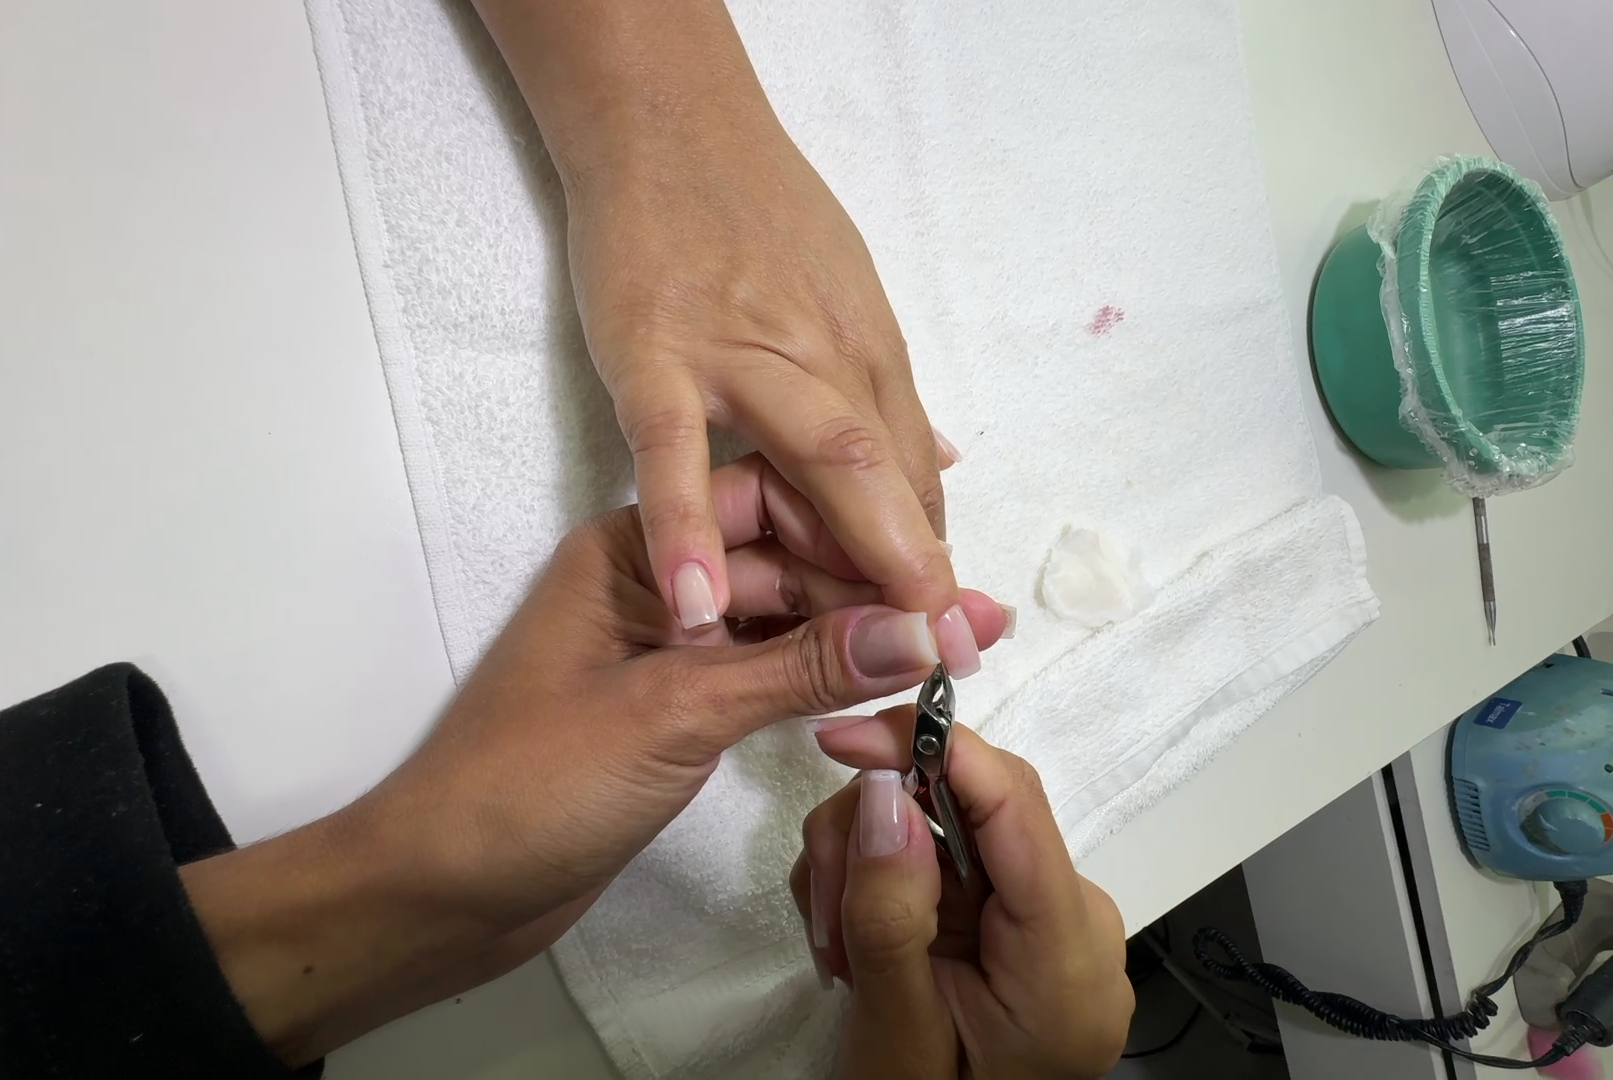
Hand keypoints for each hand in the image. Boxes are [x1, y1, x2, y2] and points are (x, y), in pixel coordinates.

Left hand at [181, 455, 1006, 1063]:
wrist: (447, 890)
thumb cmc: (533, 781)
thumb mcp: (676, 712)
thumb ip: (802, 668)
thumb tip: (921, 633)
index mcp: (640, 546)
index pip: (768, 505)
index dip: (854, 533)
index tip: (936, 572)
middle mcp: (666, 578)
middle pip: (791, 564)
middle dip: (877, 593)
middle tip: (973, 619)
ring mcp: (680, 640)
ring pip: (791, 619)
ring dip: (865, 636)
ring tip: (958, 648)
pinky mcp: (688, 696)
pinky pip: (774, 667)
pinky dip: (829, 674)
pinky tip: (893, 676)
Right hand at [471, 0, 969, 668]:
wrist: (671, 123)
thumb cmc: (760, 218)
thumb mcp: (849, 300)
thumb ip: (888, 395)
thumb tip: (944, 463)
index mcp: (868, 353)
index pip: (913, 472)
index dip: (933, 551)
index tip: (952, 620)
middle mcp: (825, 358)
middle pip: (890, 476)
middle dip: (925, 572)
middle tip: (955, 661)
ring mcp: (741, 356)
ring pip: (817, 461)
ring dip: (851, 560)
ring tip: (868, 654)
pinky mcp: (657, 355)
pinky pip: (676, 451)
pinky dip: (690, 527)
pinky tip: (701, 605)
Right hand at [792, 717, 1133, 1078]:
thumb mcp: (896, 1036)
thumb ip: (891, 917)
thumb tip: (880, 790)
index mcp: (1068, 955)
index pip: (1015, 802)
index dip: (934, 744)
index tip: (843, 736)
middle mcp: (1069, 912)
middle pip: (965, 801)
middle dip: (874, 828)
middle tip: (825, 901)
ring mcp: (1034, 905)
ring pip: (933, 816)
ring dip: (862, 859)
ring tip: (836, 944)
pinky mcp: (1000, 904)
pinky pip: (932, 846)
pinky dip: (877, 871)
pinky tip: (857, 938)